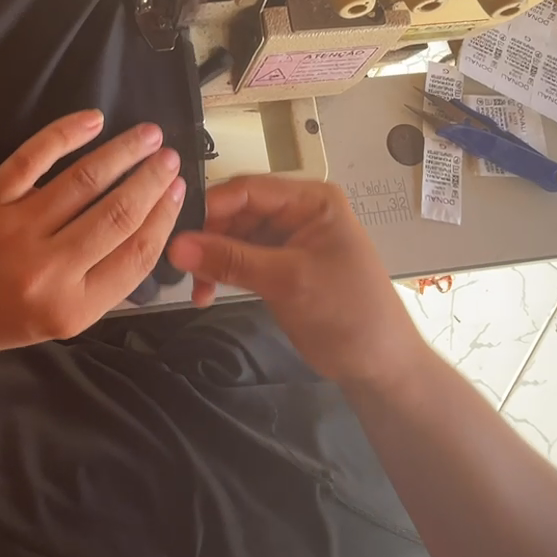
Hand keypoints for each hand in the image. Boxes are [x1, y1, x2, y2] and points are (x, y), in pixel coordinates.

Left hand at [0, 110, 185, 361]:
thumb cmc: (4, 317)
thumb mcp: (63, 317)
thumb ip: (105, 280)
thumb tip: (152, 223)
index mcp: (73, 307)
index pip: (136, 254)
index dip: (164, 217)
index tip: (178, 189)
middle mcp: (47, 270)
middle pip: (116, 213)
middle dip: (151, 179)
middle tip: (170, 156)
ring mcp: (14, 230)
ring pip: (83, 180)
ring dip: (123, 152)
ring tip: (147, 135)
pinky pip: (34, 157)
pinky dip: (67, 133)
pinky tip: (93, 121)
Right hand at [166, 176, 423, 387]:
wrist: (380, 367)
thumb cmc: (347, 314)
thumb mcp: (287, 281)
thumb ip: (231, 260)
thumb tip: (176, 245)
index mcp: (311, 200)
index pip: (248, 189)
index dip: (211, 206)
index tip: (175, 230)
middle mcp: (297, 211)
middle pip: (237, 211)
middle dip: (209, 238)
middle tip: (181, 266)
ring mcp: (288, 239)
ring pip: (233, 236)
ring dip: (212, 259)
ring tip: (196, 288)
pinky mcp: (279, 264)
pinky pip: (240, 258)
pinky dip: (222, 273)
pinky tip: (206, 293)